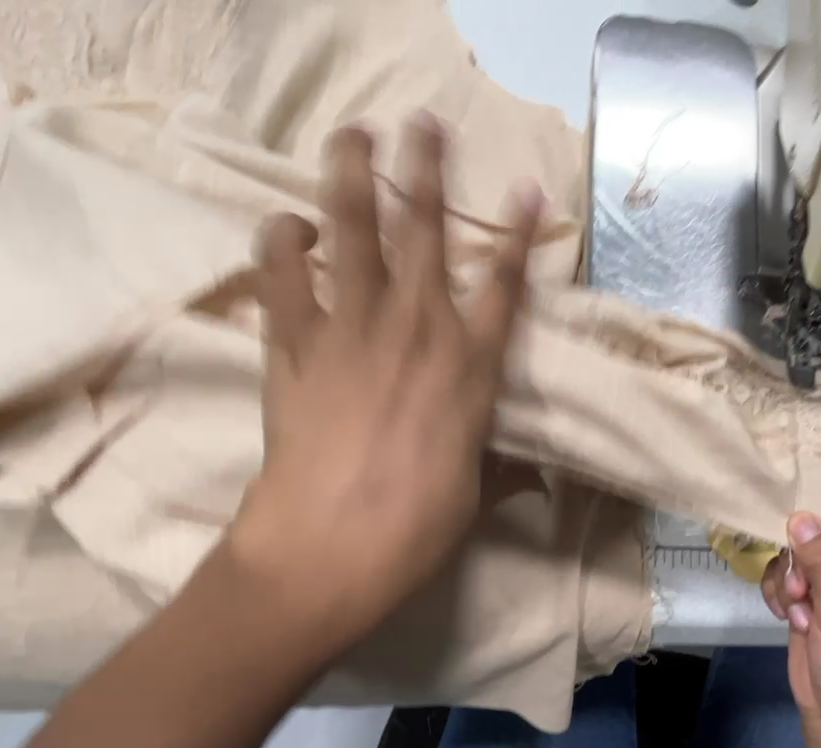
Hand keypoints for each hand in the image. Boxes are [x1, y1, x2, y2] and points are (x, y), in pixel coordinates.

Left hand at [228, 119, 542, 643]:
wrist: (329, 550)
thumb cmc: (418, 528)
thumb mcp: (476, 494)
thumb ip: (503, 467)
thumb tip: (539, 482)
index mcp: (470, 369)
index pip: (503, 287)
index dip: (518, 235)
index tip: (525, 188)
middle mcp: (416, 331)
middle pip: (426, 232)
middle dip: (427, 170)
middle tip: (424, 123)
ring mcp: (351, 331)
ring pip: (351, 230)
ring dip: (351, 175)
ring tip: (353, 136)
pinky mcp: (293, 347)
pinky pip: (282, 276)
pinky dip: (281, 243)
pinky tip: (286, 227)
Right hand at [761, 505, 820, 747]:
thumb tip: (799, 516)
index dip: (820, 527)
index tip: (799, 551)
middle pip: (817, 534)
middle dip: (799, 562)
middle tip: (799, 592)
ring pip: (796, 556)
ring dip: (786, 581)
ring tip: (796, 612)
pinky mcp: (810, 603)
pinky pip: (785, 579)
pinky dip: (779, 595)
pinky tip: (786, 619)